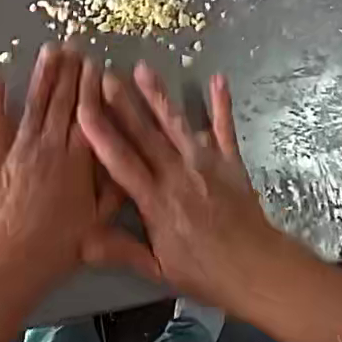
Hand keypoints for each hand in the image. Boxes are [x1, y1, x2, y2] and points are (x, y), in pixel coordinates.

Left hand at [0, 44, 115, 297]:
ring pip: (35, 103)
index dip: (91, 88)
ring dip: (42, 76)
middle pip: (62, 101)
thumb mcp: (99, 227)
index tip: (95, 65)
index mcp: (78, 160)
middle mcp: (50, 145)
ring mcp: (20, 146)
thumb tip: (135, 169)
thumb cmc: (59, 246)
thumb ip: (117, 195)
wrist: (12, 258)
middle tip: (74, 45)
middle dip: (70, 72)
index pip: (87, 115)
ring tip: (49, 51)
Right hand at [76, 60, 304, 314]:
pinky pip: (223, 129)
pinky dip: (221, 104)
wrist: (260, 272)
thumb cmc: (206, 273)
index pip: (122, 162)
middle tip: (105, 76)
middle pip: (145, 135)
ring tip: (142, 68)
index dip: (100, 135)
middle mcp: (178, 176)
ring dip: (158, 96)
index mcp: (157, 202)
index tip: (83, 109)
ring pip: (176, 125)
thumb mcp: (159, 269)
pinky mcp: (229, 161)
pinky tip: (217, 79)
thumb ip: (121, 250)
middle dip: (123, 103)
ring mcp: (205, 164)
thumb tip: (82, 240)